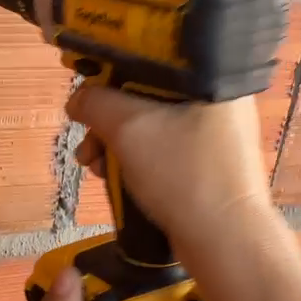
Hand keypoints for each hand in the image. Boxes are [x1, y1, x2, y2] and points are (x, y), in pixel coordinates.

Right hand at [70, 85, 278, 269]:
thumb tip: (77, 99)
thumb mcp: (128, 129)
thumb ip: (95, 103)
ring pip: (150, 126)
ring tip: (93, 166)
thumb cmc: (180, 173)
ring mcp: (215, 136)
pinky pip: (162, 150)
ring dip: (114, 143)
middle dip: (107, 120)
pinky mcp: (208, 165)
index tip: (86, 95)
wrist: (223, 240)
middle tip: (87, 142)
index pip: (151, 60)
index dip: (111, 73)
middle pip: (146, 97)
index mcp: (211, 78)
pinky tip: (112, 176)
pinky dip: (134, 159)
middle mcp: (218, 102)